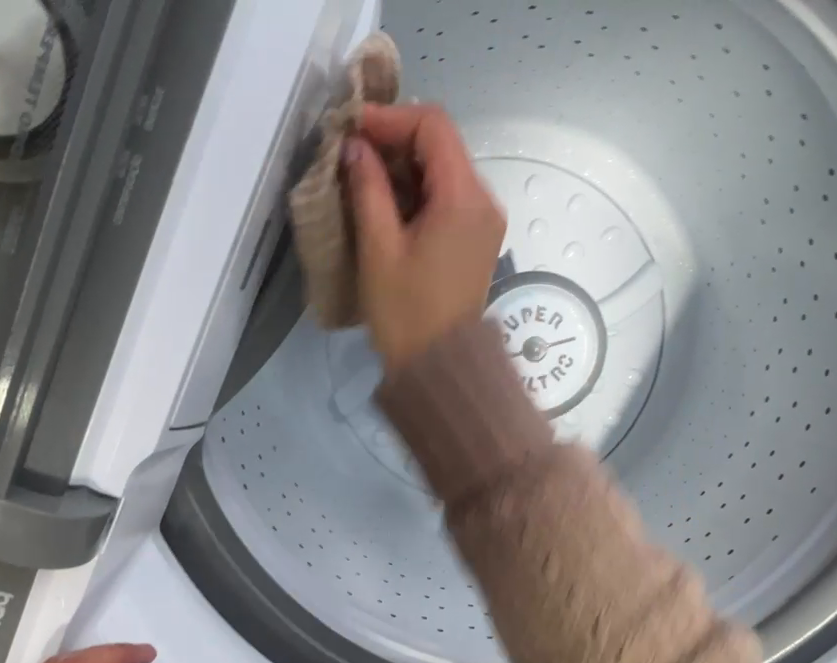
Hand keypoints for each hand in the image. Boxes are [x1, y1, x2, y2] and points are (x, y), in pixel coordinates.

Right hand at [343, 103, 506, 369]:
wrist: (440, 368)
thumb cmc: (405, 313)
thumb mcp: (378, 248)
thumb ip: (368, 188)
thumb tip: (355, 147)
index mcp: (464, 198)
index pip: (433, 127)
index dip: (390, 119)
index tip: (351, 129)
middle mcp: (484, 201)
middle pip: (442, 144)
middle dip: (396, 141)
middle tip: (351, 153)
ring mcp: (485, 221)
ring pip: (445, 170)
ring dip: (405, 166)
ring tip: (362, 177)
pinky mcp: (476, 240)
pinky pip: (448, 197)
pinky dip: (418, 190)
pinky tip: (386, 203)